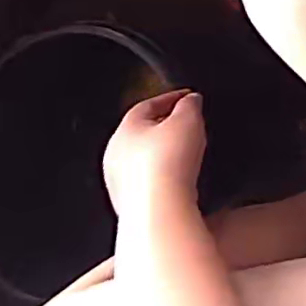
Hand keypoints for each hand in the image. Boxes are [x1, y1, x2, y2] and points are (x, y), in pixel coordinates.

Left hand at [103, 89, 206, 217]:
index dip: (172, 98)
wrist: (159, 208)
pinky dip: (165, 171)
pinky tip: (181, 173)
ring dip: (166, 150)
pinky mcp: (131, 201)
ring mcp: (120, 181)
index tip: (189, 97)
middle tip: (190, 122)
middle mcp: (115, 155)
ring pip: (145, 157)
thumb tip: (190, 100)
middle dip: (167, 125)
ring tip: (189, 149)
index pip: (148, 105)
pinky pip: (150, 178)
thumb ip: (190, 104)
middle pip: (144, 131)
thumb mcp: (188, 118)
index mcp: (124, 130)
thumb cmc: (168, 162)